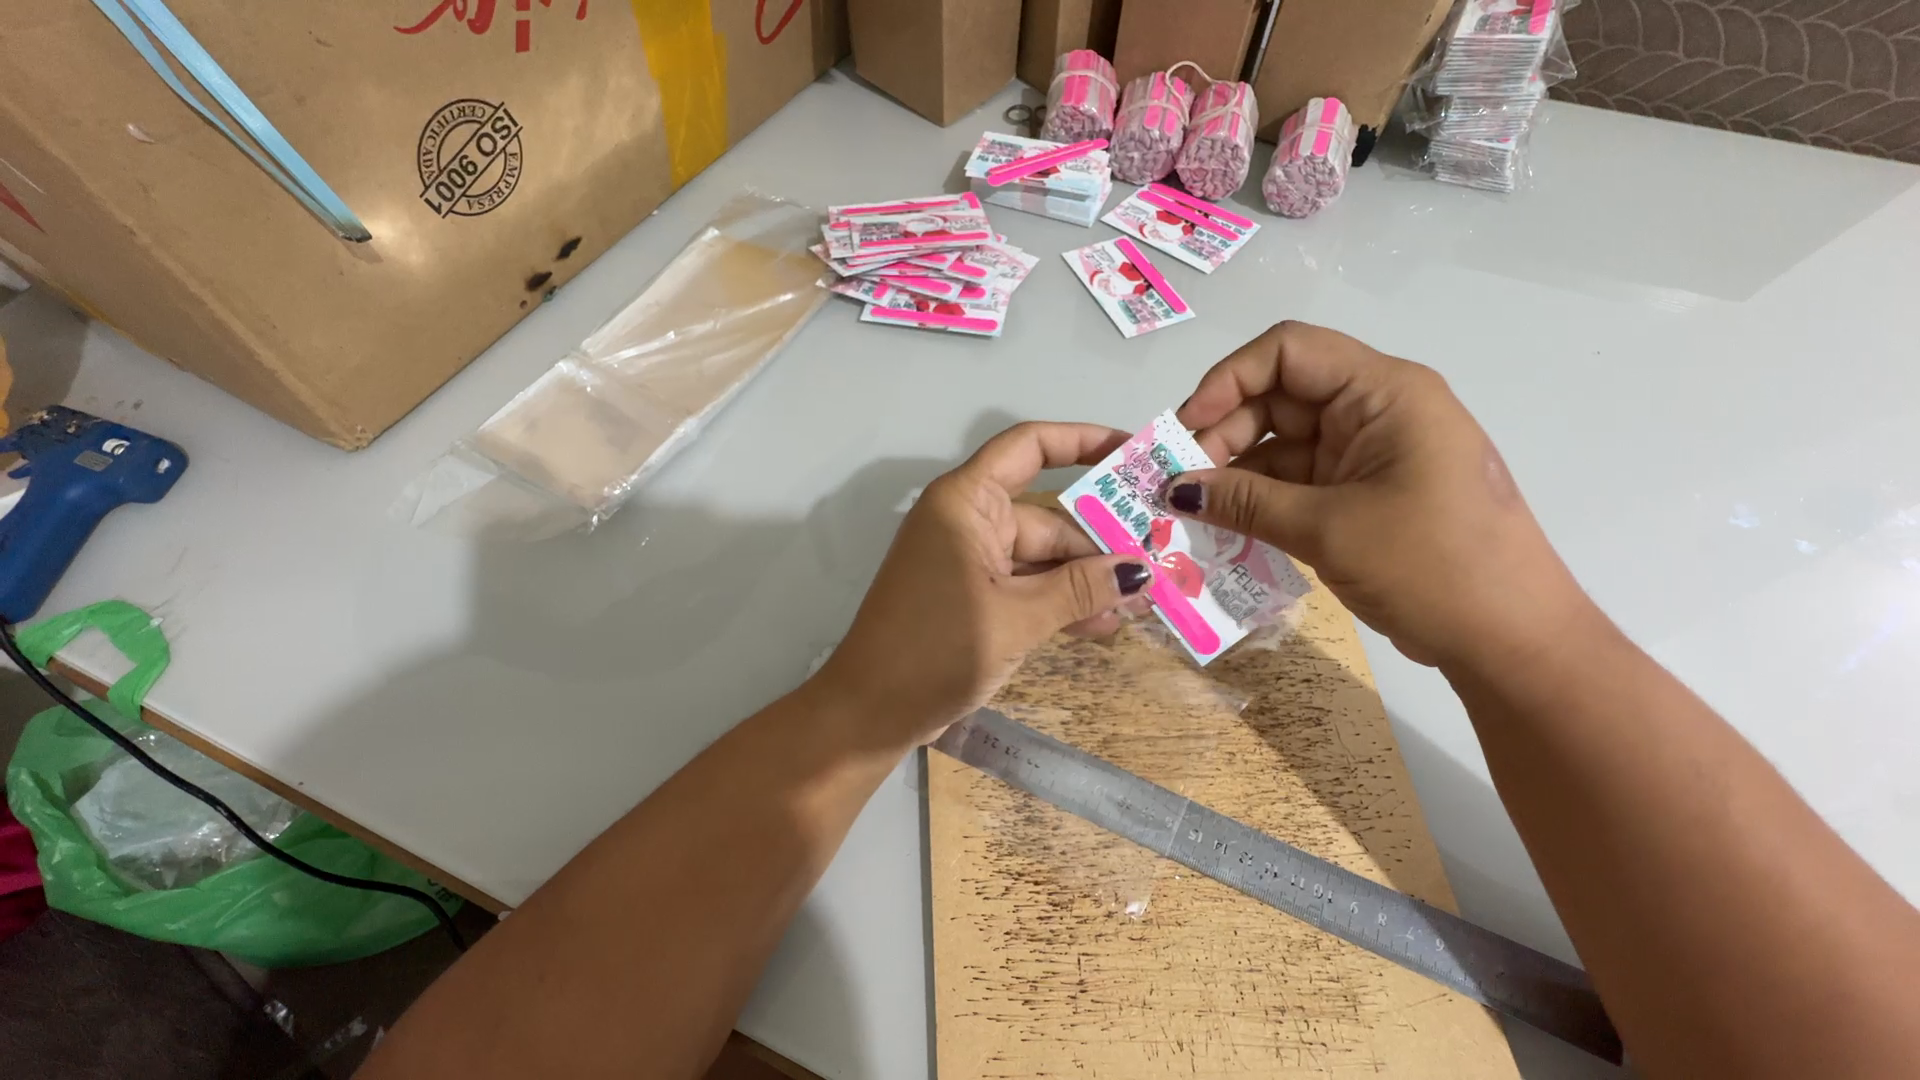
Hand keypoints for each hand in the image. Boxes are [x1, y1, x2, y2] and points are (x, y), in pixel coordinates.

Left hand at [813, 423, 1154, 745]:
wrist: (870, 712)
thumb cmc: (936, 650)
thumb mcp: (1017, 617)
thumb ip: (1080, 588)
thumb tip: (1141, 570)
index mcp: (965, 503)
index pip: (1029, 447)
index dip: (1083, 440)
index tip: (1134, 453)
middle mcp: (967, 521)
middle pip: (1047, 515)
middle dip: (1100, 543)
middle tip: (1159, 563)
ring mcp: (969, 560)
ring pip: (1042, 557)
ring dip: (1085, 581)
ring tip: (1140, 605)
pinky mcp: (971, 596)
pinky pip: (1026, 586)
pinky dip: (1059, 602)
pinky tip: (1102, 626)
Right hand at [1167, 321, 1592, 670]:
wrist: (1511, 640)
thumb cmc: (1432, 566)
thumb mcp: (1327, 529)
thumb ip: (1245, 501)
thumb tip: (1174, 489)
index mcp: (1383, 392)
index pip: (1289, 352)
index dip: (1228, 381)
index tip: (1186, 430)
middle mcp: (1375, 410)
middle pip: (1278, 397)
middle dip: (1223, 435)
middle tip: (1178, 485)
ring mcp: (1368, 454)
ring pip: (1281, 443)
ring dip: (1235, 473)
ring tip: (1191, 511)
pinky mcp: (1362, 493)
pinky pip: (1296, 481)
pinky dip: (1259, 500)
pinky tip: (1223, 526)